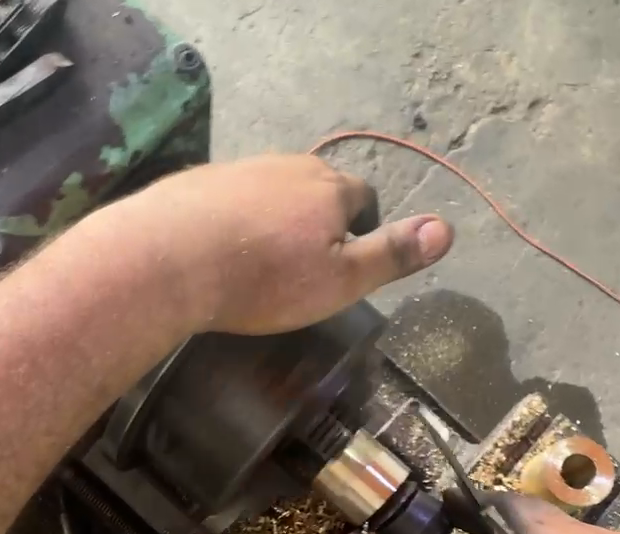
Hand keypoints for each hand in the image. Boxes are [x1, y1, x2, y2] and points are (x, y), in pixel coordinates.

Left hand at [89, 155, 453, 335]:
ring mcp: (239, 170)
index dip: (358, 230)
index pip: (361, 198)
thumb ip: (390, 254)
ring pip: (268, 195)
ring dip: (270, 223)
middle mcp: (287, 166)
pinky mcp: (197, 183)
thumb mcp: (340, 280)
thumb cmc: (264, 279)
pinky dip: (230, 224)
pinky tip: (217, 254)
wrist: (170, 260)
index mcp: (329, 188)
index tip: (341, 265)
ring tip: (256, 266)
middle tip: (297, 270)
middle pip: (314, 191)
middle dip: (313, 223)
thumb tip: (448, 230)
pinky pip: (227, 202)